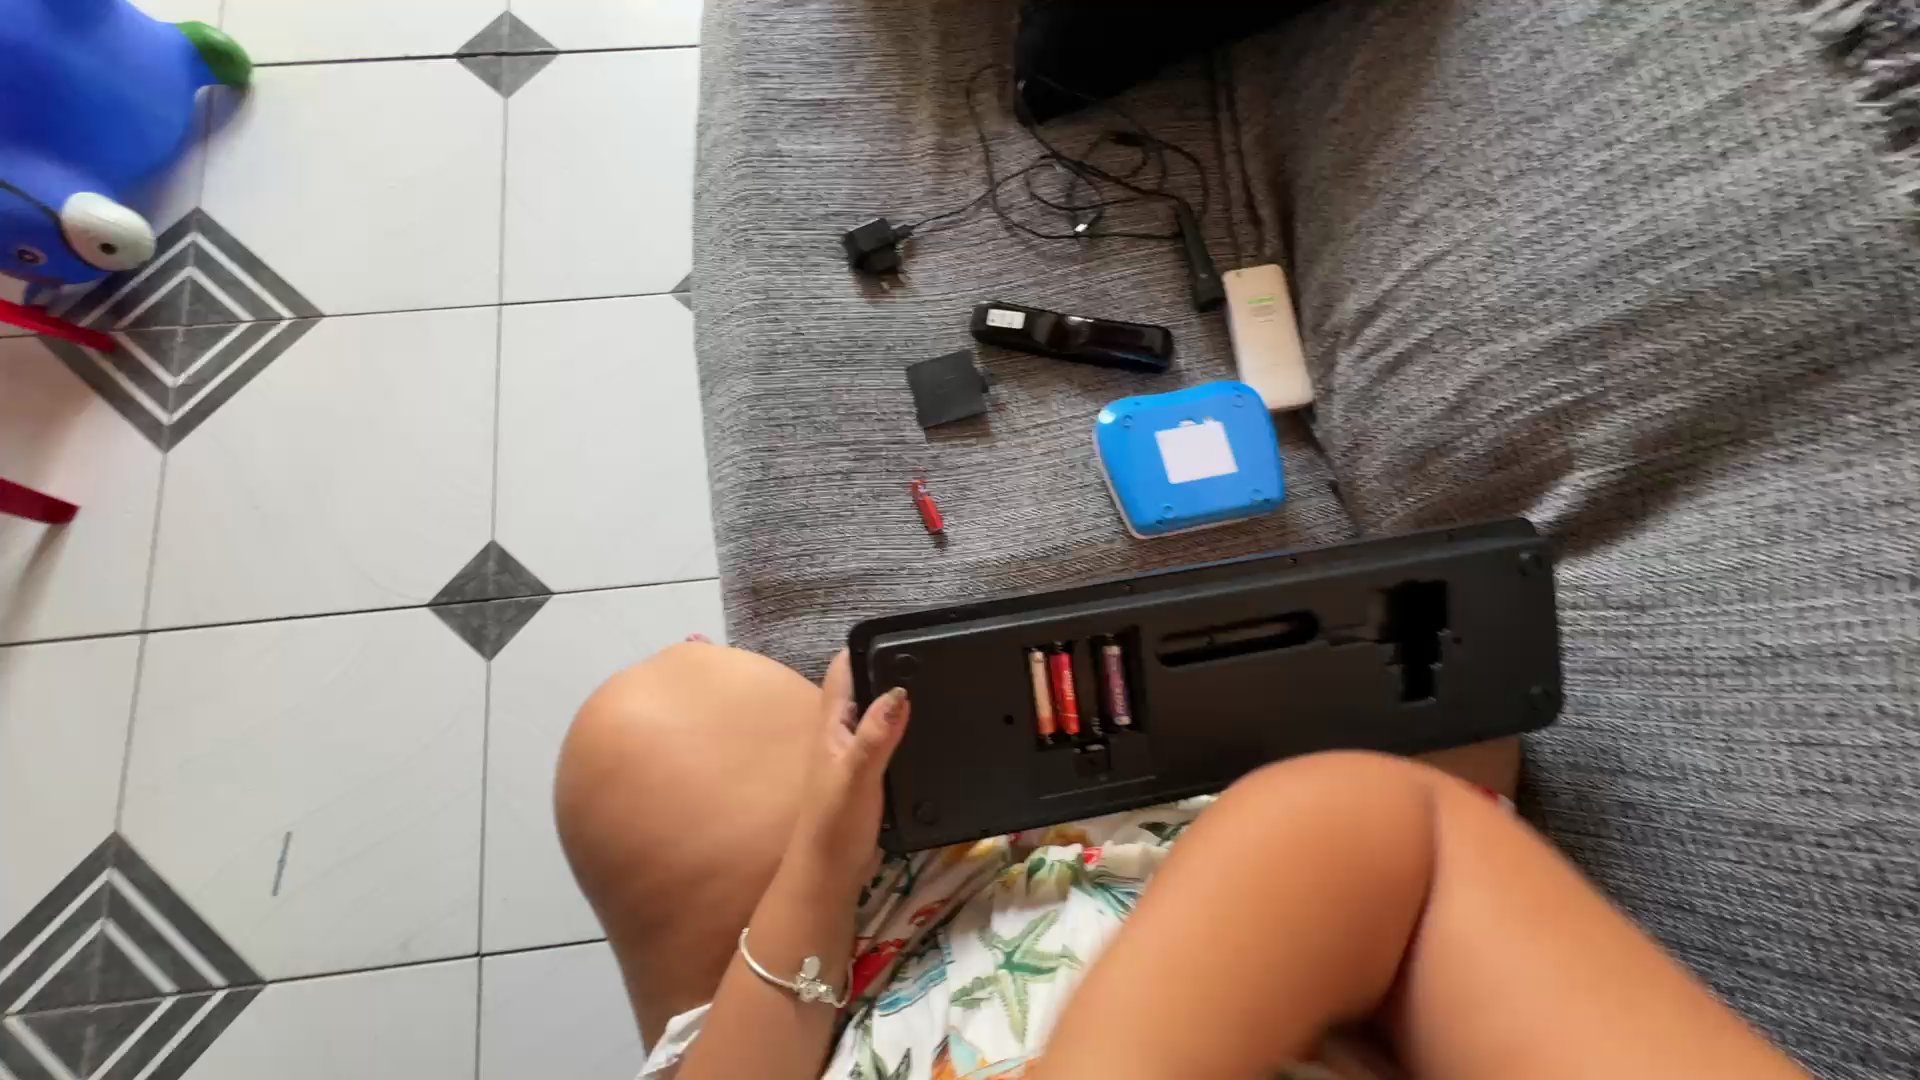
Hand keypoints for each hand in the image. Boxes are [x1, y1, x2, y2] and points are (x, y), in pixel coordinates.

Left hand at [781, 650, 910, 901]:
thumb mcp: (858, 774)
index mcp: (832, 725)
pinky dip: (902, 728)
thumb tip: (900, 691)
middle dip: (885, 669)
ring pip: (874, 714)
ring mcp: (853, 755)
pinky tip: (925, 732)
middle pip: (860, 688)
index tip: (895, 633)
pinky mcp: (868, 775)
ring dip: (894, 699)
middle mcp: (840, 733)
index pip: (842, 672)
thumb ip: (877, 733)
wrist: (829, 875)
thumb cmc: (836, 823)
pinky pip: (885, 739)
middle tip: (925, 654)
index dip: (862, 648)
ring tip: (933, 684)